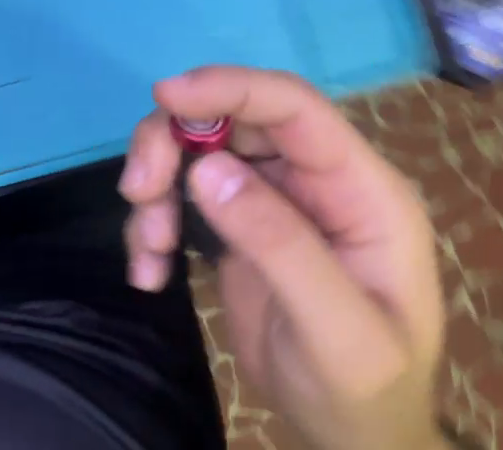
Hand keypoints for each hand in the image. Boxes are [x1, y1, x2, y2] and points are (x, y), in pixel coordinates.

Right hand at [119, 68, 445, 449]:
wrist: (349, 443)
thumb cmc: (365, 392)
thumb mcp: (338, 334)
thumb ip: (281, 247)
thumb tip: (206, 170)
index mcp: (361, 189)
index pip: (295, 107)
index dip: (231, 88)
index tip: (166, 97)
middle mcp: (313, 179)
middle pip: (230, 120)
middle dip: (173, 144)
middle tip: (138, 190)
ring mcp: (272, 198)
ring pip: (196, 150)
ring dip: (157, 187)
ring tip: (148, 246)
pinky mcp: (235, 222)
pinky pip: (180, 194)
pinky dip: (151, 224)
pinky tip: (148, 271)